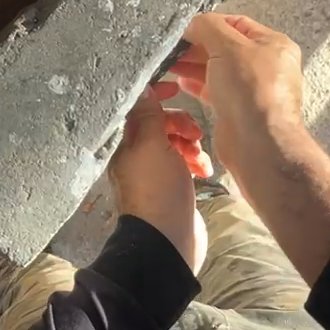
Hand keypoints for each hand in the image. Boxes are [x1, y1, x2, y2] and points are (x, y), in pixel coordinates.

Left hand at [108, 81, 209, 272]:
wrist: (167, 242)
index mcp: (126, 145)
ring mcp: (154, 175)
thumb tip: (142, 89)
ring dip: (190, 145)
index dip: (157, 95)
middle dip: (180, 124)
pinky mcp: (170, 189)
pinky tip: (203, 171)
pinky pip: (182, 165)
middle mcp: (136, 157)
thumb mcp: (152, 146)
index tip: (177, 88)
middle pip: (159, 125)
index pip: (139, 108)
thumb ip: (149, 116)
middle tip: (195, 134)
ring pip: (174, 145)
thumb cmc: (158, 190)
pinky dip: (194, 163)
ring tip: (199, 158)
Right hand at [171, 13, 329, 282]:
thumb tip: (191, 22)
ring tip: (167, 62)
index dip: (208, 22)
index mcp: (273, 44)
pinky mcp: (237, 110)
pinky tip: (179, 81)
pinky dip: (197, 83)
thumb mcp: (228, 47)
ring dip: (193, 64)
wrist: (257, 143)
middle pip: (225, 46)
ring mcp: (251, 89)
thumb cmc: (249, 89)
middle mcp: (266, 65)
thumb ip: (208, 27)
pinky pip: (214, 90)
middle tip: (170, 45)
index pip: (236, 23)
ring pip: (217, 69)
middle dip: (196, 44)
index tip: (182, 27)